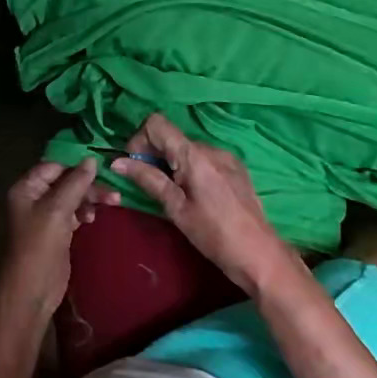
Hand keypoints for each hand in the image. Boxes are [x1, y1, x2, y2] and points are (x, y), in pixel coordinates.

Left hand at [0, 158, 117, 313]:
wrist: (33, 290)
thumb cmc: (40, 245)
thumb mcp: (58, 210)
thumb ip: (75, 183)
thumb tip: (92, 160)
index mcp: (27, 187)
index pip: (55, 165)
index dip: (77, 164)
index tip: (103, 166)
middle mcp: (35, 197)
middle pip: (66, 180)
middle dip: (89, 184)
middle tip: (112, 193)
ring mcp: (46, 214)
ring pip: (73, 196)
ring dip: (91, 198)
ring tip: (112, 203)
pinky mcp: (57, 230)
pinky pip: (74, 212)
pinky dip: (85, 211)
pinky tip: (93, 218)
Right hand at [107, 114, 295, 292]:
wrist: (259, 253)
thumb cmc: (213, 234)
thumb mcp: (176, 208)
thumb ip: (148, 180)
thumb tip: (117, 162)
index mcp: (194, 155)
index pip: (157, 123)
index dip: (140, 140)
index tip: (136, 166)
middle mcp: (211, 147)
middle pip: (172, 136)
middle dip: (154, 155)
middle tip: (150, 186)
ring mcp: (226, 156)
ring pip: (187, 148)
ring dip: (172, 163)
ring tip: (173, 194)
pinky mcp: (235, 167)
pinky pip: (203, 158)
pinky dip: (190, 168)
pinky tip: (195, 195)